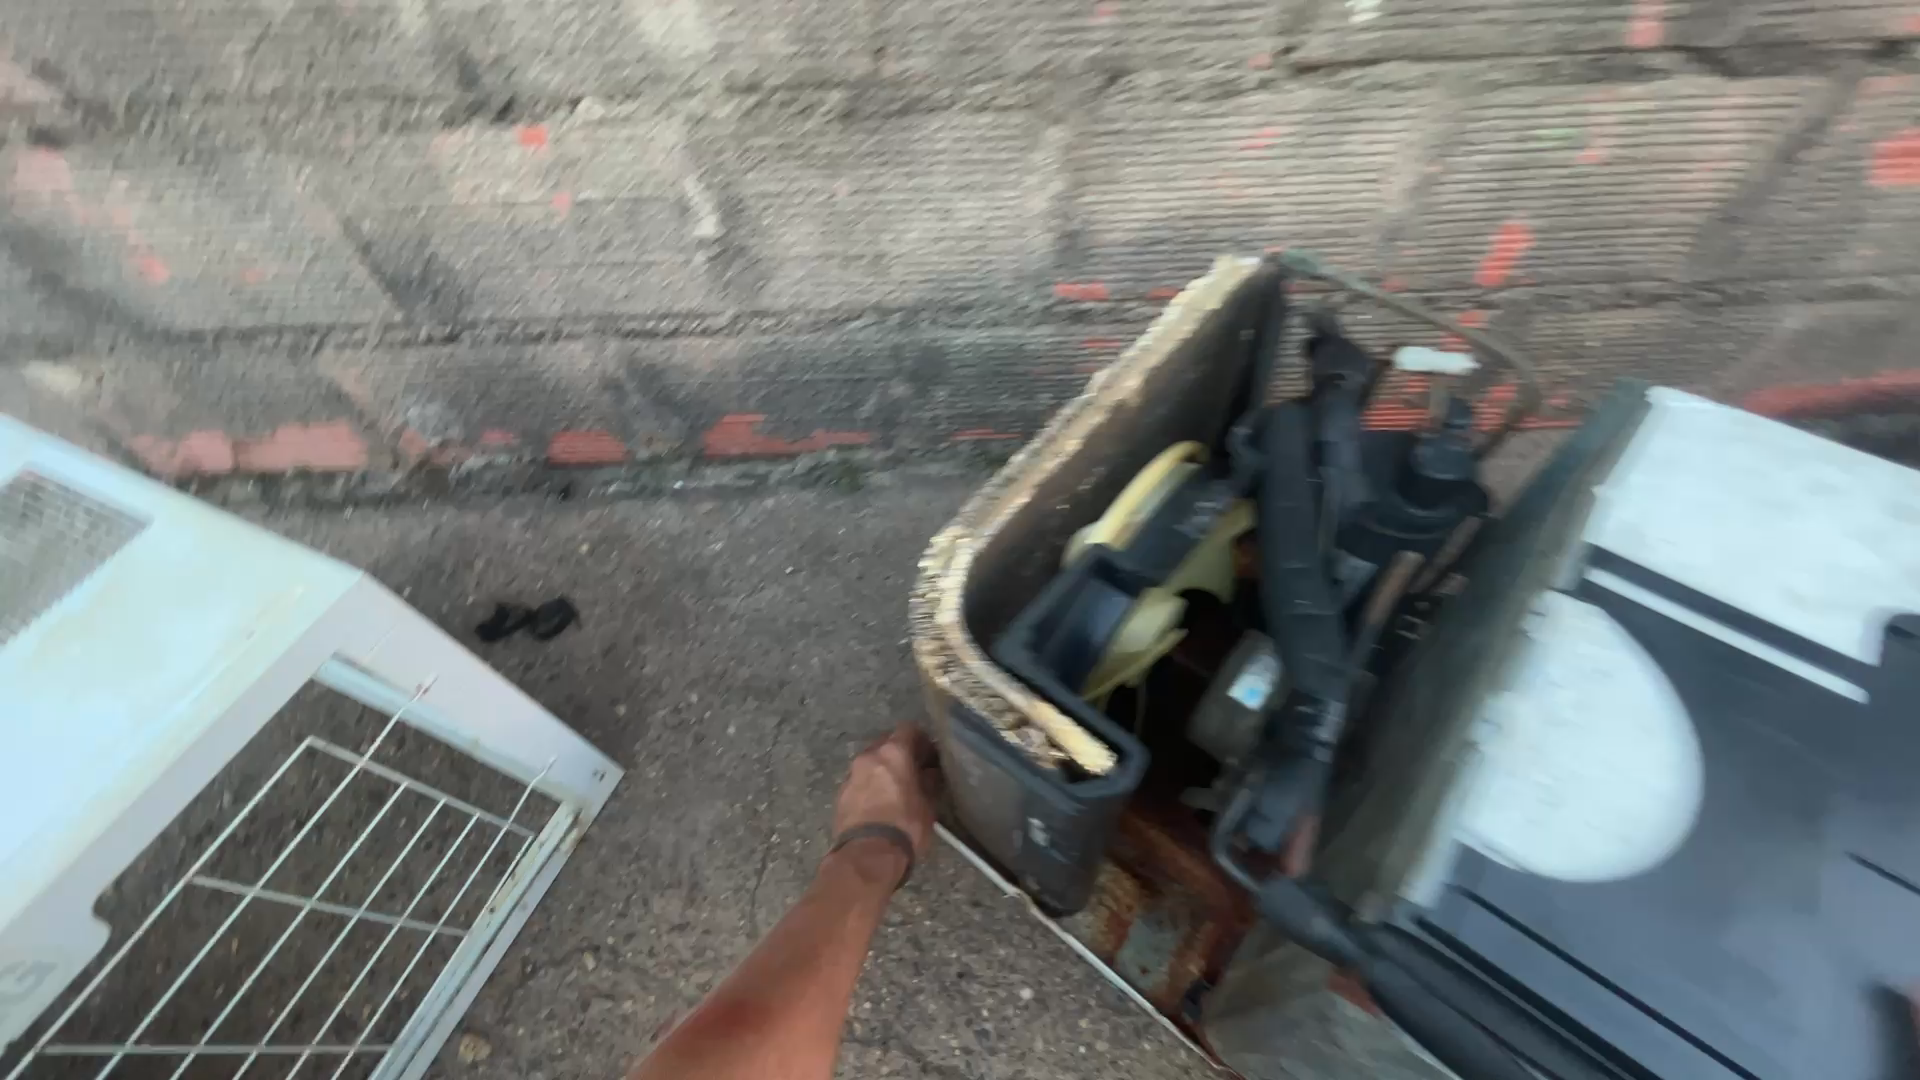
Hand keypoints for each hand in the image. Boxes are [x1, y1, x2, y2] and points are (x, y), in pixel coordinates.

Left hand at [831, 724, 940, 870]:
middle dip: (900, 754)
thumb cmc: (904, 827)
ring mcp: (852, 773)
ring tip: (896, 790)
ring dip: (883, 770)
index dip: (922, 741)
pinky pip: (860, 780)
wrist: (867, 856)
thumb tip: (931, 773)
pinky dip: (870, 785)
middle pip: (887, 743)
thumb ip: (929, 782)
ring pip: (871, 762)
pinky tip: (879, 803)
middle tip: (914, 772)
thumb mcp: (928, 805)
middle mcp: (869, 756)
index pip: (910, 729)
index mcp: (893, 752)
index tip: (930, 756)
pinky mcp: (841, 793)